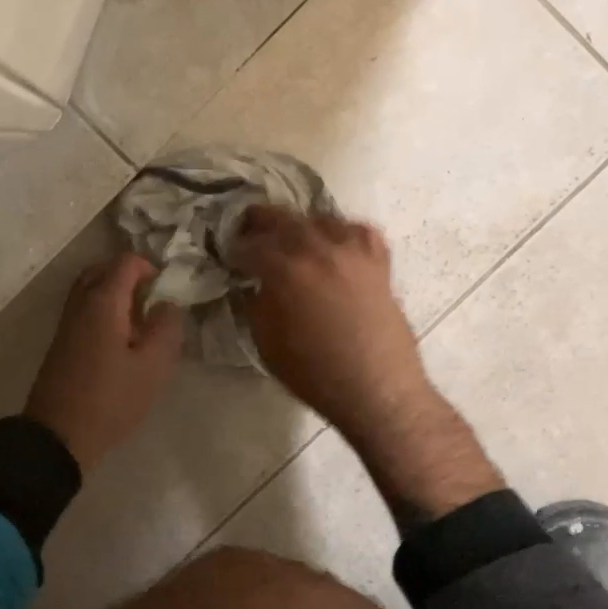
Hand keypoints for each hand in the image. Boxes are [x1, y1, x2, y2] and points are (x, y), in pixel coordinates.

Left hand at [25, 254, 183, 471]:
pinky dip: (102, 310)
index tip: (166, 293)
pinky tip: (119, 340)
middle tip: (151, 302)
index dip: (150, 268)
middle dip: (129, 277)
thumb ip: (165, 329)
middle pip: (103, 269)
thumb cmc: (110, 399)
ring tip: (138, 322)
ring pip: (90, 288)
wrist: (58, 434)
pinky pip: (84, 308)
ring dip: (114, 294)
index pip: (125, 262)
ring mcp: (67, 321)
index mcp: (103, 301)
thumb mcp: (153, 367)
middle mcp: (81, 302)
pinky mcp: (62, 340)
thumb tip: (166, 304)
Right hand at [232, 207, 502, 521]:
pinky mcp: (378, 262)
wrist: (376, 391)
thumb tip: (254, 283)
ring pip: (319, 219)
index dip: (234, 250)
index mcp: (285, 269)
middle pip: (281, 218)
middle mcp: (318, 249)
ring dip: (299, 226)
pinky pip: (357, 231)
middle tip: (249, 234)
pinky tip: (333, 245)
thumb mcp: (265, 340)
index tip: (229, 257)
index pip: (249, 246)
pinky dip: (341, 233)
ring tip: (291, 240)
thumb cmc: (314, 373)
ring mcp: (352, 252)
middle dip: (259, 224)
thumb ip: (255, 302)